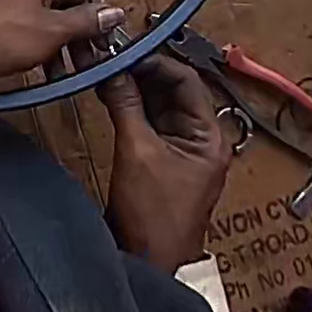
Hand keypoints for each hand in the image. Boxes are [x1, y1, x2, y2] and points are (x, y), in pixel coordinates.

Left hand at [0, 0, 124, 89]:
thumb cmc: (4, 34)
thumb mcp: (53, 29)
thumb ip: (85, 22)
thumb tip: (115, 11)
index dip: (97, 13)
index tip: (107, 40)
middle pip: (68, 9)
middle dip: (83, 37)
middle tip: (93, 63)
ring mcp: (15, 10)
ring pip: (52, 28)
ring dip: (65, 51)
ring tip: (74, 75)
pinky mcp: (4, 30)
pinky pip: (34, 40)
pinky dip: (45, 56)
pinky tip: (49, 76)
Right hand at [98, 55, 230, 272]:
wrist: (144, 259)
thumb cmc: (153, 215)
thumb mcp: (137, 150)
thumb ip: (124, 103)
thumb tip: (112, 67)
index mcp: (208, 136)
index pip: (187, 81)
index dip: (156, 62)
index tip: (126, 52)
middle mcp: (197, 136)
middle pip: (170, 88)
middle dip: (140, 70)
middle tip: (109, 57)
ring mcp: (177, 143)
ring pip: (154, 99)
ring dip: (130, 83)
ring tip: (103, 69)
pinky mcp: (157, 150)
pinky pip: (144, 114)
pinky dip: (125, 100)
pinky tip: (105, 90)